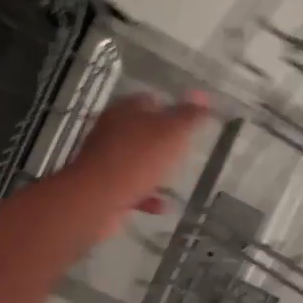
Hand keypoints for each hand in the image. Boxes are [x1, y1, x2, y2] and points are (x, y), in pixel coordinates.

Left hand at [48, 91, 208, 241]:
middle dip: (162, 142)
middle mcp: (111, 131)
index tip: (188, 123)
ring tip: (176, 181)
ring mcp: (105, 160)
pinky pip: (130, 188)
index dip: (171, 109)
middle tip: (184, 152)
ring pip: (135, 161)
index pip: (150, 101)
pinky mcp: (103, 187)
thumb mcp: (171, 133)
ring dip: (155, 171)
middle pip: (141, 131)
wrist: (98, 199)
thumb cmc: (137, 160)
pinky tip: (163, 206)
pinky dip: (147, 196)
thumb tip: (204, 96)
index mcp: (125, 111)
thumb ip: (189, 116)